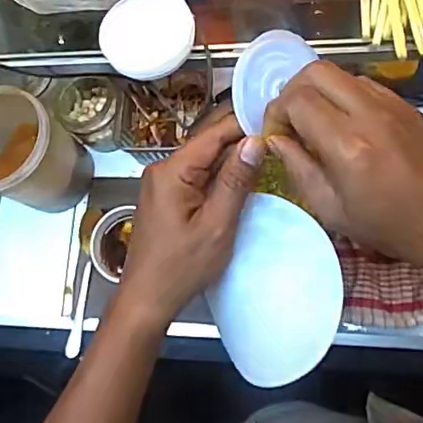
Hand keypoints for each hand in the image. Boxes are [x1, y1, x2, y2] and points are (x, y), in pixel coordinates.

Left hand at [114, 111, 262, 329]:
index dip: (245, 125)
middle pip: (208, 143)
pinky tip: (241, 182)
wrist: (147, 298)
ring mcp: (163, 182)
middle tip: (276, 143)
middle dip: (241, 141)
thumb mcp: (217, 224)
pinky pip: (198, 175)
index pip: (214, 132)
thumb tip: (255, 142)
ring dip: (232, 160)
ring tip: (265, 160)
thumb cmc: (180, 268)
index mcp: (172, 170)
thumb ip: (236, 181)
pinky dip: (220, 176)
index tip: (275, 124)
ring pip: (205, 159)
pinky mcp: (167, 195)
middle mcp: (163, 168)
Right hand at [263, 62, 422, 281]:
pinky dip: (344, 95)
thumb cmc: (399, 229)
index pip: (296, 99)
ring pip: (341, 73)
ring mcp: (392, 103)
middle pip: (315, 71)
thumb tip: (276, 141)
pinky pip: (364, 85)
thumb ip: (300, 170)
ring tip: (317, 124)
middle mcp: (369, 112)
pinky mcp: (407, 105)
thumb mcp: (336, 213)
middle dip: (292, 90)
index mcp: (348, 144)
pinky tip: (346, 126)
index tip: (275, 135)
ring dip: (319, 90)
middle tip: (290, 121)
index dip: (275, 112)